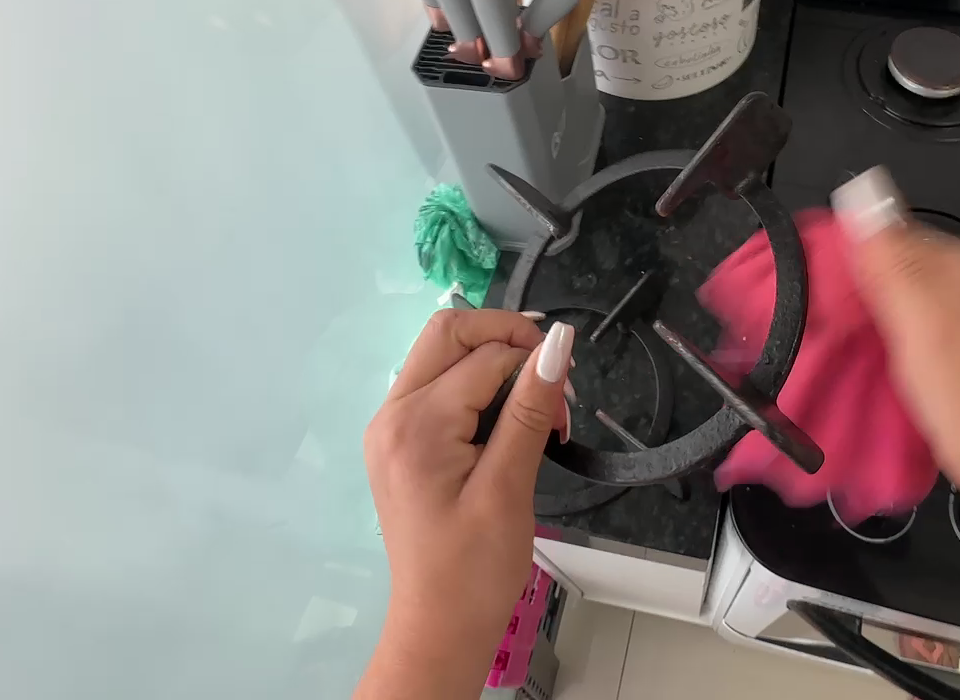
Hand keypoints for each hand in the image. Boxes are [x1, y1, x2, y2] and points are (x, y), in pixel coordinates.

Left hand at [358, 309, 572, 698]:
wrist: (439, 629)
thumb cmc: (475, 568)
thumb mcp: (510, 486)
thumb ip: (531, 406)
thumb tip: (560, 340)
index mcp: (416, 424)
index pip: (485, 356)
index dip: (535, 362)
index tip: (567, 403)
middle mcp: (393, 412)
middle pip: (450, 331)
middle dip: (508, 337)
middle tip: (551, 376)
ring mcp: (393, 423)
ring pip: (446, 351)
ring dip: (497, 358)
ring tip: (537, 404)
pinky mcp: (402, 436)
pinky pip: (442, 380)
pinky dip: (481, 381)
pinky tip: (510, 413)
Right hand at [832, 167, 959, 497]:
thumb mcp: (922, 324)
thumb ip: (890, 259)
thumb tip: (861, 192)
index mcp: (957, 264)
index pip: (881, 228)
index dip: (840, 252)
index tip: (814, 281)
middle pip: (887, 264)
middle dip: (851, 286)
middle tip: (825, 318)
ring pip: (894, 297)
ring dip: (865, 314)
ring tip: (844, 343)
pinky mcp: (958, 347)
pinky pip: (906, 326)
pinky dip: (884, 338)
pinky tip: (874, 360)